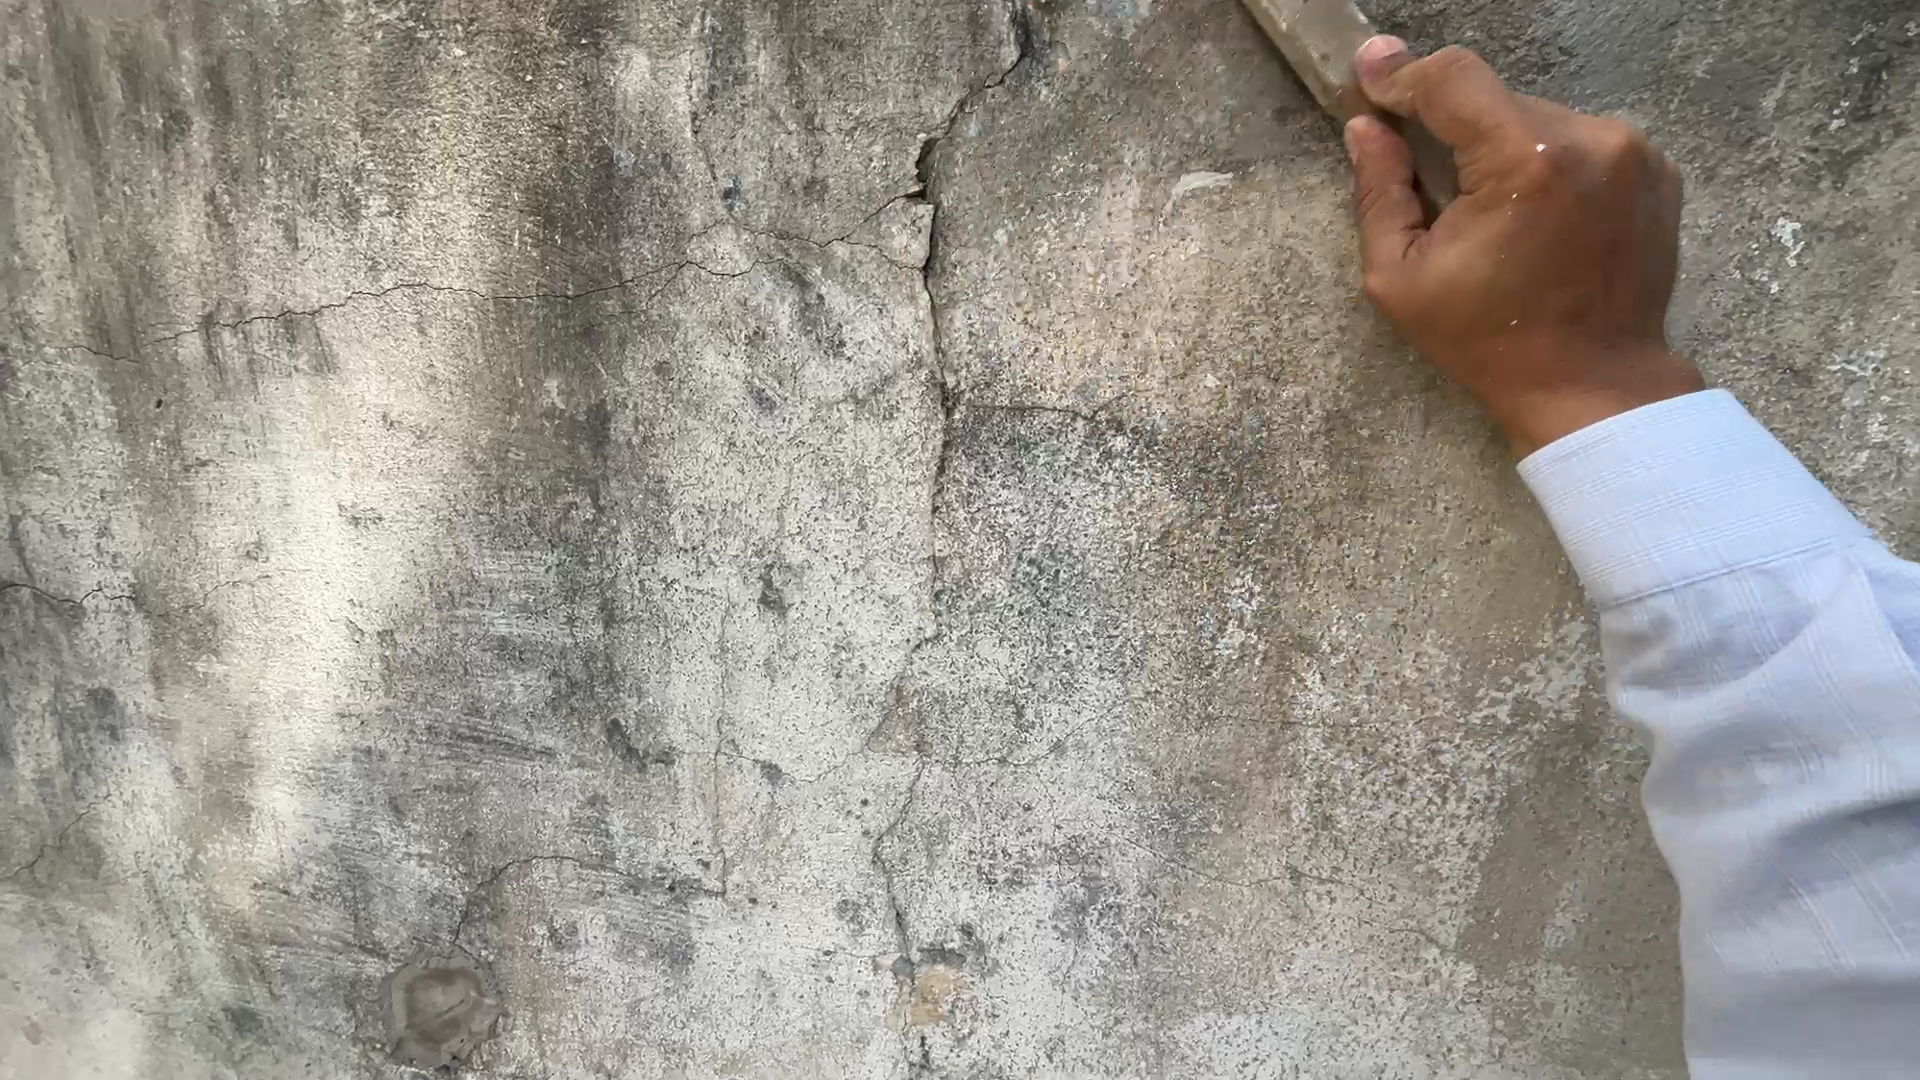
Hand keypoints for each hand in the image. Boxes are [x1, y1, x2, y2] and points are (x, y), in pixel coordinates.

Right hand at [1344, 36, 1705, 457]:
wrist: (1587, 378)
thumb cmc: (1478, 338)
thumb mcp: (1398, 278)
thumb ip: (1380, 194)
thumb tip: (1365, 129)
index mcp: (1524, 162)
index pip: (1455, 80)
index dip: (1403, 73)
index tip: (1367, 70)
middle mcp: (1592, 135)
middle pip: (1497, 101)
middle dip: (1451, 130)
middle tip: (1424, 183)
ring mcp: (1635, 148)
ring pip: (1539, 121)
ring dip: (1497, 149)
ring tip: (1485, 216)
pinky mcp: (1657, 167)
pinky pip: (1580, 143)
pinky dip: (1542, 164)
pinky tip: (1529, 219)